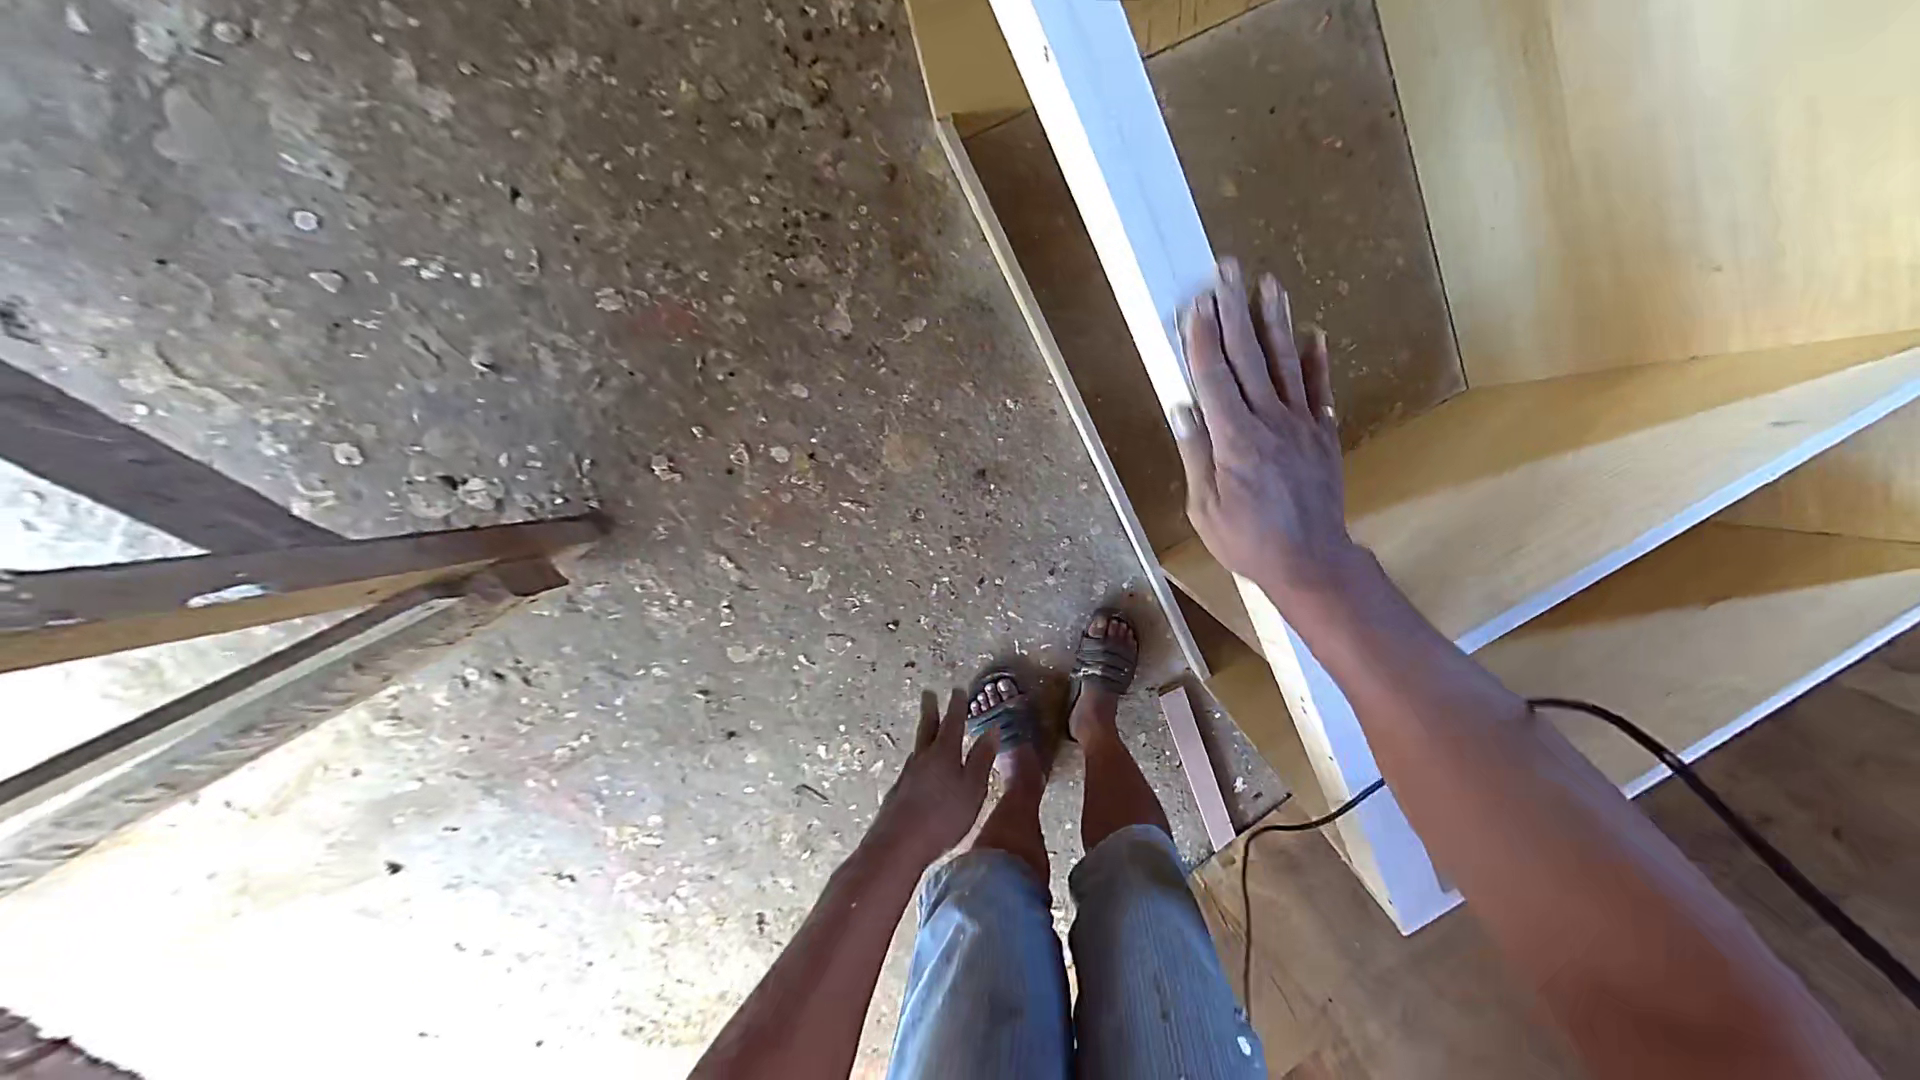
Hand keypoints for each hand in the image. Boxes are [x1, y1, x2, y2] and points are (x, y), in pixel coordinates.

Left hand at [869, 690, 996, 865]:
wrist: (898, 843)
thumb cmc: (943, 817)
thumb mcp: (972, 789)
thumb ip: (981, 759)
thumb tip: (992, 731)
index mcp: (945, 753)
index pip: (952, 723)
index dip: (957, 706)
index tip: (958, 690)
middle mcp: (924, 758)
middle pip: (928, 727)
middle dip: (931, 709)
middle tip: (928, 693)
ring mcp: (908, 774)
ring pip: (919, 746)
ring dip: (925, 733)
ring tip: (928, 728)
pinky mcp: (898, 791)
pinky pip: (913, 766)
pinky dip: (920, 758)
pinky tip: (920, 767)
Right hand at [1172, 258, 1364, 602]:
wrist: (1311, 561)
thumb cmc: (1248, 541)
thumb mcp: (1205, 508)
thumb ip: (1196, 455)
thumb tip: (1183, 410)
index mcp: (1235, 441)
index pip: (1214, 378)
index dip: (1202, 339)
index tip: (1195, 303)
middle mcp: (1270, 422)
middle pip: (1248, 357)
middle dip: (1233, 310)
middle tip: (1227, 269)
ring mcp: (1301, 425)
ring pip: (1285, 363)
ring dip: (1274, 320)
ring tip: (1268, 283)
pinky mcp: (1321, 435)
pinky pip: (1318, 390)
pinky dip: (1315, 360)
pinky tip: (1312, 332)